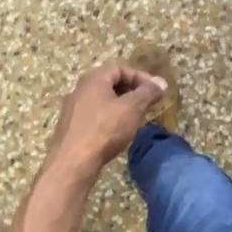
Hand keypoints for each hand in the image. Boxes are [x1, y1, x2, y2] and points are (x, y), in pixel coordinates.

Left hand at [43, 63, 167, 180]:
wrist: (73, 162)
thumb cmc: (105, 130)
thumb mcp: (132, 108)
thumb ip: (148, 93)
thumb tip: (161, 82)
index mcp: (93, 80)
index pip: (120, 69)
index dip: (140, 77)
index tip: (155, 91)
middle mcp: (79, 90)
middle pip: (109, 84)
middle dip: (131, 92)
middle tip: (147, 105)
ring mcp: (72, 110)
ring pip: (101, 101)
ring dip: (120, 107)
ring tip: (134, 119)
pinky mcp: (70, 128)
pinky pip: (93, 117)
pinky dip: (108, 119)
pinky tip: (116, 133)